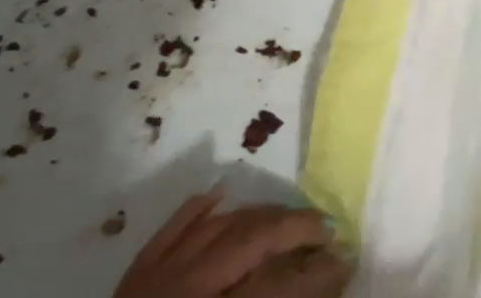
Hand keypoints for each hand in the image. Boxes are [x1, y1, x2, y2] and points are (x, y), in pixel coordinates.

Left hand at [115, 190, 352, 297]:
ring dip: (261, 216)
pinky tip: (223, 193)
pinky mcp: (133, 274)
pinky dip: (198, 209)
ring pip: (219, 226)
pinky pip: (171, 230)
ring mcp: (155, 278)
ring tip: (289, 218)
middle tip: (327, 231)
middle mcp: (185, 290)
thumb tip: (327, 281)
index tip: (347, 261)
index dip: (319, 272)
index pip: (277, 285)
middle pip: (251, 240)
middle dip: (297, 228)